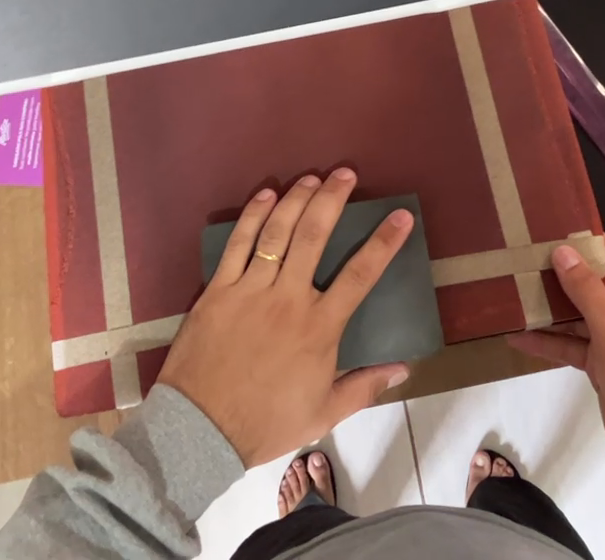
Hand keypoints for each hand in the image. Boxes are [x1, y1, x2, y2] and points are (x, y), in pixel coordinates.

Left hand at [157, 168, 414, 467]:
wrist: (201, 431)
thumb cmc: (265, 423)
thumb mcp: (323, 414)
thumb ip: (364, 388)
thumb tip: (403, 369)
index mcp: (319, 328)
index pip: (360, 275)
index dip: (384, 242)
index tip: (400, 215)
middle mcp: (288, 299)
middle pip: (315, 236)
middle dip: (332, 199)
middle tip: (345, 173)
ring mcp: (251, 290)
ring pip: (278, 232)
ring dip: (297, 199)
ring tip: (312, 177)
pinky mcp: (219, 289)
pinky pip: (238, 244)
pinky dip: (252, 216)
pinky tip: (266, 195)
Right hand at [507, 234, 604, 460]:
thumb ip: (586, 290)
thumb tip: (562, 250)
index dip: (592, 240)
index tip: (557, 230)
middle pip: (593, 282)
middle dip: (562, 271)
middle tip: (526, 257)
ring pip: (577, 314)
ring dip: (550, 307)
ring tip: (515, 292)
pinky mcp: (600, 364)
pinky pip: (569, 345)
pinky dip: (547, 342)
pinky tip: (517, 338)